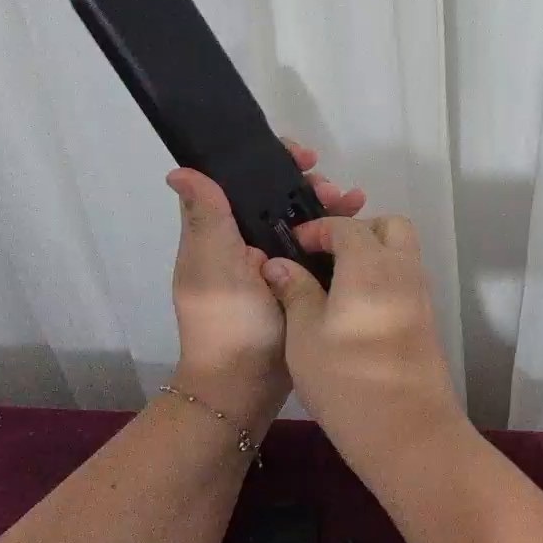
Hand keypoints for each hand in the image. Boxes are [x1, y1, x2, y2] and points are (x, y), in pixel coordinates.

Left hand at [165, 140, 364, 417]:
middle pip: (279, 199)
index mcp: (221, 234)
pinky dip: (340, 235)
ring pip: (304, 222)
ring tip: (355, 202)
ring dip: (329, 206)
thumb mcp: (213, 266)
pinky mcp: (302, 286)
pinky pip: (321, 250)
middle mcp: (248, 244)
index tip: (300, 156)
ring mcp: (277, 266)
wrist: (246, 386)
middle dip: (308, 185)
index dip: (270, 162)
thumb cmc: (226, 321)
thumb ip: (206, 217)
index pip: (242, 182)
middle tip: (333, 188)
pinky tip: (362, 229)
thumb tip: (180, 170)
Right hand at [260, 216, 464, 466]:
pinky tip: (353, 309)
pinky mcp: (426, 320)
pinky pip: (406, 280)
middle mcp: (403, 270)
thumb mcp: (304, 335)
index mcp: (371, 264)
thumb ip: (295, 292)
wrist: (407, 428)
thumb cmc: (346, 379)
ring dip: (373, 254)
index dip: (318, 229)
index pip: (348, 226)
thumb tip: (279, 264)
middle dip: (357, 231)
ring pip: (403, 253)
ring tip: (333, 284)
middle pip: (390, 227)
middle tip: (323, 257)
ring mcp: (420, 295)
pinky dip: (383, 278)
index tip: (293, 247)